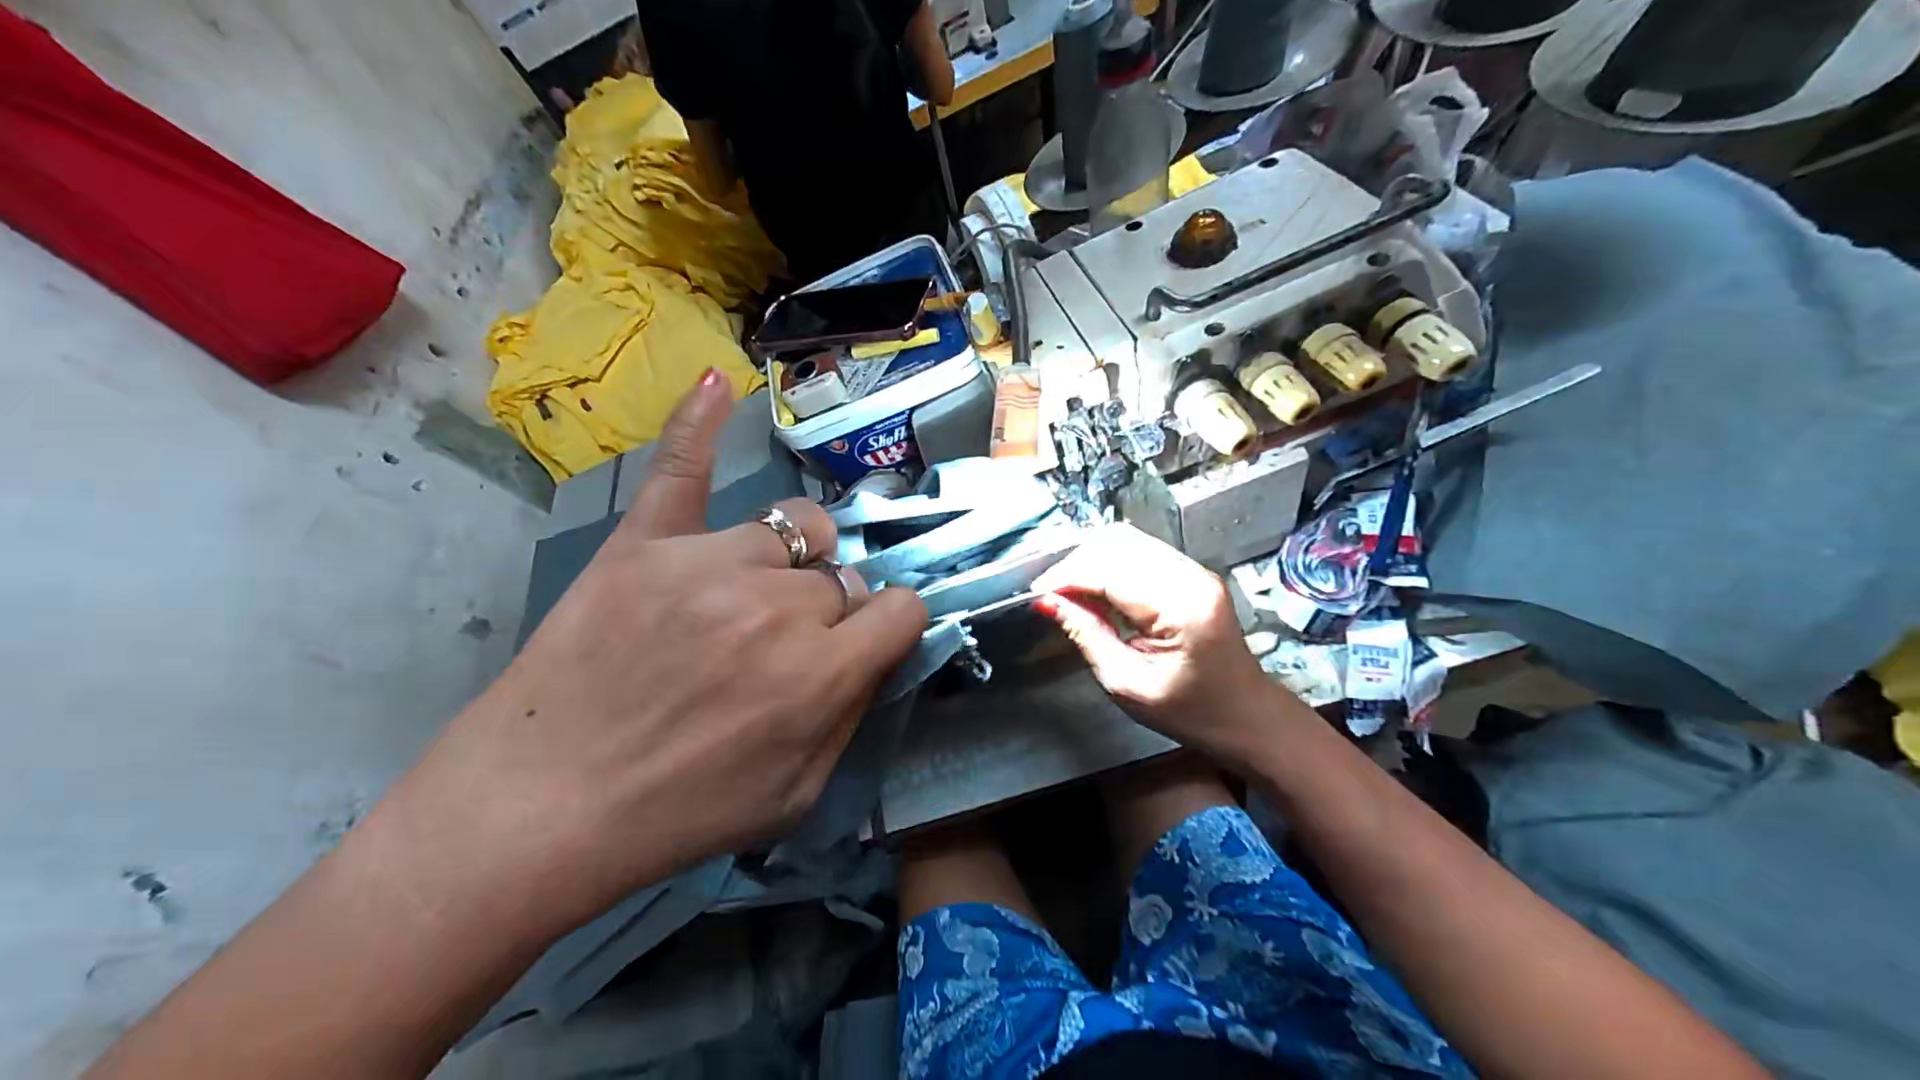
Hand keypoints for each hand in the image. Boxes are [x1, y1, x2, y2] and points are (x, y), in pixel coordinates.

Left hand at [395, 371, 926, 930]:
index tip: (867, 644)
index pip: (901, 609)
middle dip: (829, 610)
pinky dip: (700, 422)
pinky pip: (682, 466)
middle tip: (781, 649)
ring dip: (789, 560)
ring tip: (750, 592)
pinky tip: (719, 381)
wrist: (541, 807)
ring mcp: (708, 563)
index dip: (890, 627)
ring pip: (792, 528)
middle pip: (842, 574)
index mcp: (821, 673)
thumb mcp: (798, 793)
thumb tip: (879, 650)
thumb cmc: (679, 815)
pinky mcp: (645, 544)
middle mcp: (778, 605)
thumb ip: (853, 713)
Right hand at [1034, 524, 1292, 762]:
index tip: (1038, 594)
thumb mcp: (1127, 684)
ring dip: (1090, 560)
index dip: (1067, 577)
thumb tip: (1048, 603)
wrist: (1245, 715)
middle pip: (1119, 545)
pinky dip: (1109, 563)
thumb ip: (1087, 636)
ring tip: (1066, 590)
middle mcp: (1192, 577)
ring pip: (1128, 542)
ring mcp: (1195, 571)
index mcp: (1182, 607)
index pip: (1111, 571)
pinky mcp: (1192, 573)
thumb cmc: (1190, 712)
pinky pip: (1141, 552)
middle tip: (1049, 594)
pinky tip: (1094, 586)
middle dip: (1075, 564)